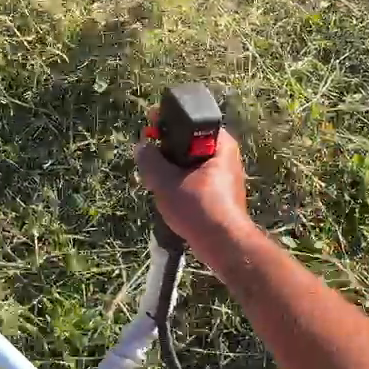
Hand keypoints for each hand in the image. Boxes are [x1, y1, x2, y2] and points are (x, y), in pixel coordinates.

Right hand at [134, 121, 256, 254]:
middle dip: (166, 154)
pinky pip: (194, 183)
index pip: (192, 123)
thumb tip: (142, 146)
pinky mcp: (220, 196)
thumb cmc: (198, 207)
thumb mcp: (166, 181)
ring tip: (154, 183)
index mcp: (221, 145)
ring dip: (171, 173)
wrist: (222, 245)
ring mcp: (225, 178)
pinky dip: (180, 187)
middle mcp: (227, 158)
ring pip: (190, 167)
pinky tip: (168, 199)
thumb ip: (150, 160)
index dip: (169, 126)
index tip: (151, 132)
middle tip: (149, 162)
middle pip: (188, 146)